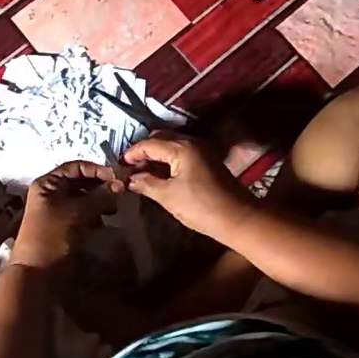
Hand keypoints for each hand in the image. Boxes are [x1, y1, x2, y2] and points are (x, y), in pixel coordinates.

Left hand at [11, 161, 122, 270]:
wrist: (37, 274)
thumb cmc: (53, 236)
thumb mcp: (77, 212)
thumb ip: (100, 196)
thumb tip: (121, 183)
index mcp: (47, 184)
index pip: (75, 167)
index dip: (96, 169)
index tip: (117, 177)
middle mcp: (51, 193)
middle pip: (80, 182)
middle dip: (100, 186)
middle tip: (120, 193)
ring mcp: (57, 210)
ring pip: (83, 198)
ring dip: (100, 200)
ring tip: (114, 208)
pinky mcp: (65, 226)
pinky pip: (83, 213)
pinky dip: (95, 214)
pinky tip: (106, 220)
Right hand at [121, 133, 255, 241]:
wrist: (238, 219)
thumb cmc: (201, 207)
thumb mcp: (168, 196)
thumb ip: (146, 184)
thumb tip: (131, 179)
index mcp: (181, 148)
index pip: (149, 144)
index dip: (132, 153)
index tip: (120, 164)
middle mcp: (192, 142)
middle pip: (161, 139)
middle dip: (144, 151)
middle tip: (131, 167)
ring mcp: (202, 150)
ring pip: (172, 145)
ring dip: (156, 155)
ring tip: (143, 171)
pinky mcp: (207, 161)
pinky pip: (181, 152)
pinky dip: (168, 160)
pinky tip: (161, 174)